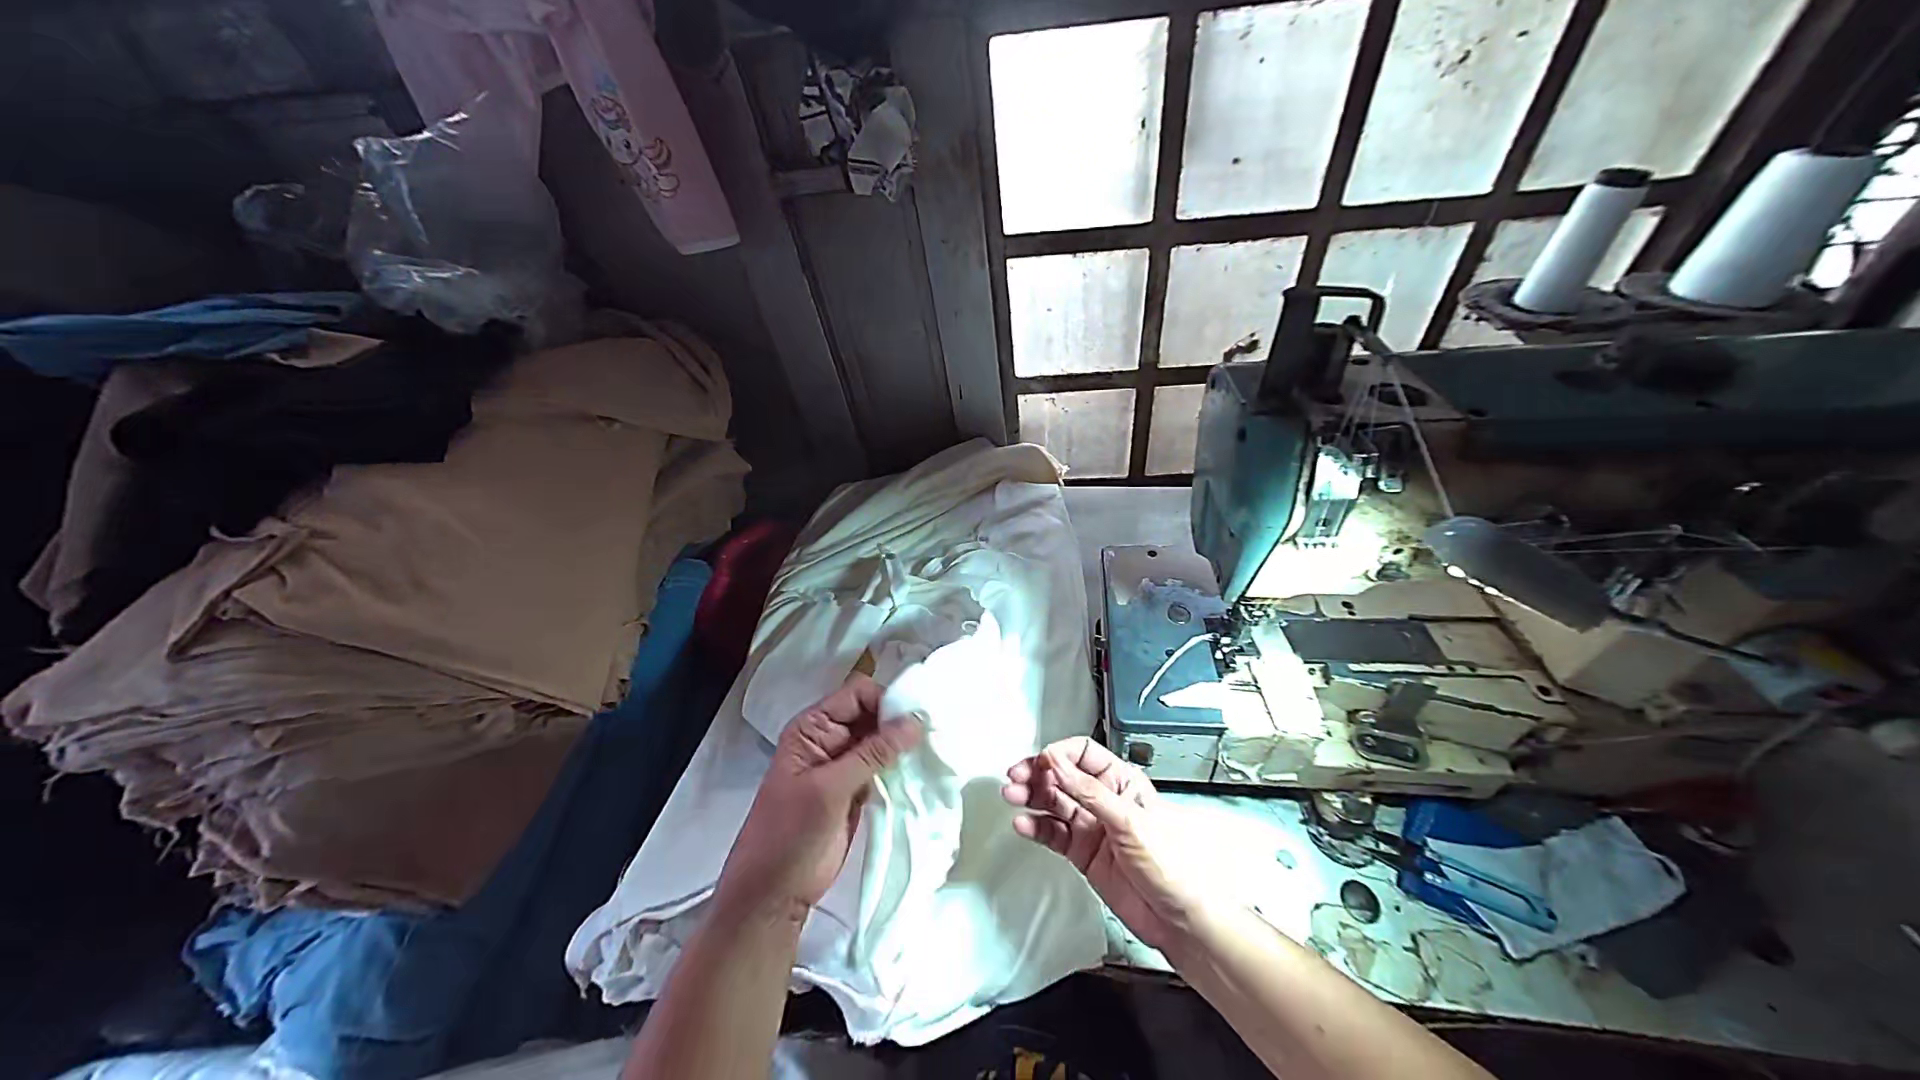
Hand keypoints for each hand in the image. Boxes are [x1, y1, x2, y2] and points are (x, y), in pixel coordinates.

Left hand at [714, 674, 922, 923]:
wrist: (774, 893)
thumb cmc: (790, 834)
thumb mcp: (830, 789)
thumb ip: (872, 753)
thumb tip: (914, 722)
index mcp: (813, 728)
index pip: (857, 695)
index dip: (886, 701)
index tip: (915, 720)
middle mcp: (830, 740)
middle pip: (873, 715)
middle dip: (900, 723)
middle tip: (933, 736)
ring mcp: (844, 766)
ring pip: (882, 742)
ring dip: (904, 747)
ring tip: (933, 753)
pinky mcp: (858, 791)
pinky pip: (884, 768)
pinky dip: (901, 769)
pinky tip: (922, 773)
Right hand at [1002, 736, 1206, 949]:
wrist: (1179, 919)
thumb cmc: (1173, 866)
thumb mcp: (1130, 821)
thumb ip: (1089, 792)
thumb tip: (1058, 763)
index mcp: (1122, 782)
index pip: (1083, 754)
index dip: (1060, 755)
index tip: (1042, 762)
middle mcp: (1104, 800)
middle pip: (1061, 776)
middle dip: (1037, 774)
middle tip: (1016, 777)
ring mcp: (1091, 826)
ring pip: (1052, 803)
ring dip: (1031, 797)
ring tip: (1012, 796)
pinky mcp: (1082, 852)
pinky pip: (1053, 834)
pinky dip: (1036, 828)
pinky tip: (1025, 824)